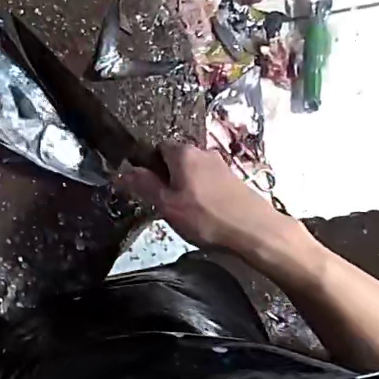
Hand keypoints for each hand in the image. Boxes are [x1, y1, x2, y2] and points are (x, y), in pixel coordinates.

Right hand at [118, 142, 303, 258]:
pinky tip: (205, 214)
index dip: (148, 166)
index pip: (157, 148)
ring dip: (186, 188)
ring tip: (186, 214)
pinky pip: (208, 182)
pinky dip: (202, 194)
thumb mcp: (167, 205)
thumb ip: (144, 186)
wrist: (255, 231)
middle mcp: (203, 152)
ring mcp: (221, 165)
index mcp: (184, 152)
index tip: (147, 188)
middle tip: (165, 205)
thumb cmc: (206, 217)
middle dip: (167, 178)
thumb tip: (123, 172)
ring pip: (193, 172)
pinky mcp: (234, 180)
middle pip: (176, 160)